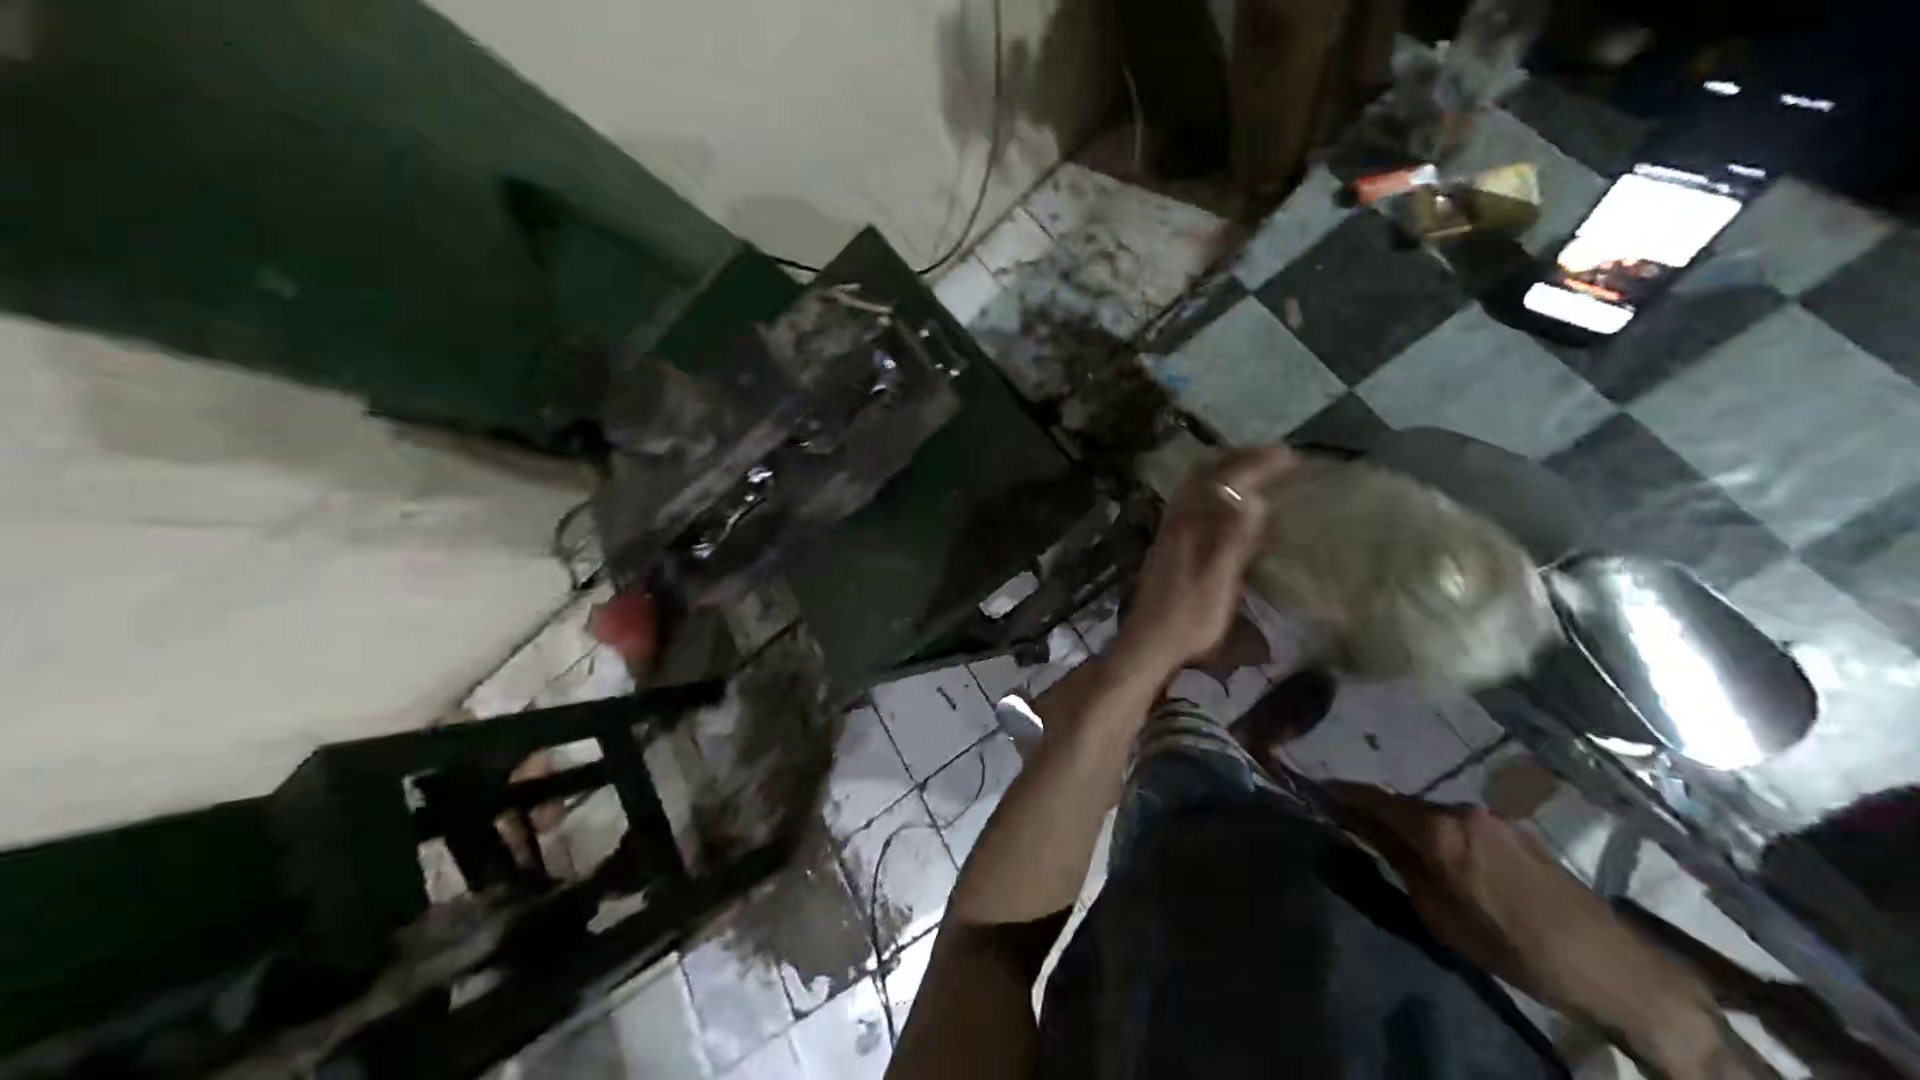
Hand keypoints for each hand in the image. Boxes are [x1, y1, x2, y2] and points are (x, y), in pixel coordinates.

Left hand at [1113, 446, 1295, 680]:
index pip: (1224, 481)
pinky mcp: (1168, 546)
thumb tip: (1255, 498)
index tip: (1289, 456)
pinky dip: (1214, 492)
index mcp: (1189, 527)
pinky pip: (1193, 505)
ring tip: (1257, 471)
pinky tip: (1229, 507)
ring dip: (1225, 472)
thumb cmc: (1188, 618)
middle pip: (1205, 475)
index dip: (1256, 465)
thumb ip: (1234, 541)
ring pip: (1196, 489)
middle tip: (1274, 456)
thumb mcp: (1218, 583)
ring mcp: (1169, 533)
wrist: (1149, 642)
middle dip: (1239, 459)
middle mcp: (1176, 522)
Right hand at [1327, 783, 1743, 1077]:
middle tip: (1345, 821)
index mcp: (1439, 829)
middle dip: (1372, 810)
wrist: (1612, 967)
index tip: (1313, 789)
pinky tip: (1438, 855)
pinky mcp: (1515, 832)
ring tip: (1389, 843)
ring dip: (1407, 823)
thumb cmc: (1513, 947)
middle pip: (1402, 804)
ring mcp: (1492, 818)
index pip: (1373, 799)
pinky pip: (1459, 824)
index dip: (1340, 793)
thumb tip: (1362, 828)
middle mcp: (1462, 810)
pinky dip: (1437, 832)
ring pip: (1431, 814)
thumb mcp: (1440, 913)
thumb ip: (1398, 861)